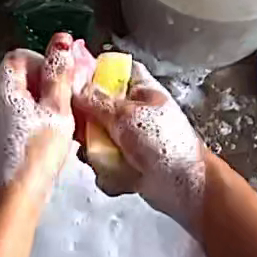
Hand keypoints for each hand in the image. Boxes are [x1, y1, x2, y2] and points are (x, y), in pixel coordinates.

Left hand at [0, 34, 85, 205]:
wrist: (16, 195)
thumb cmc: (37, 155)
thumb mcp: (58, 109)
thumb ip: (59, 72)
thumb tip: (61, 42)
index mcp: (3, 88)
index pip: (20, 56)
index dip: (44, 63)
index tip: (62, 80)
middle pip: (16, 77)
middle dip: (43, 85)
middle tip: (64, 103)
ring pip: (14, 99)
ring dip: (37, 104)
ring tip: (57, 124)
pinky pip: (9, 119)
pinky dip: (27, 121)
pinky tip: (43, 139)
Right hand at [74, 60, 206, 227]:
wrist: (186, 186)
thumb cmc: (165, 143)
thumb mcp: (127, 115)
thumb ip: (96, 101)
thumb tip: (72, 88)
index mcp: (139, 88)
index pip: (108, 70)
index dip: (88, 75)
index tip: (70, 86)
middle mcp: (132, 111)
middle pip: (93, 109)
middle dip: (88, 126)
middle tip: (87, 134)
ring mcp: (128, 139)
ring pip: (94, 141)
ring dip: (98, 155)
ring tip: (109, 161)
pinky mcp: (125, 163)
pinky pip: (103, 165)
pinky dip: (110, 174)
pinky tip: (123, 177)